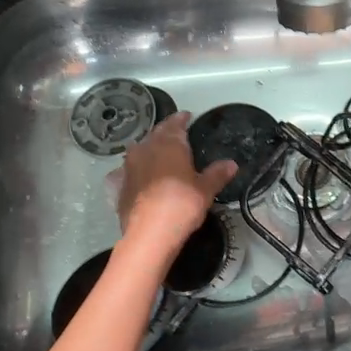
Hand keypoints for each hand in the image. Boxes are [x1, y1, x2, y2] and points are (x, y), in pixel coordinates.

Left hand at [116, 111, 236, 241]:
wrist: (149, 234)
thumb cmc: (182, 204)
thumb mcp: (206, 189)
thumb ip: (217, 174)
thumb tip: (232, 164)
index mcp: (169, 145)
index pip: (175, 125)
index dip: (181, 119)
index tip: (187, 116)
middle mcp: (146, 150)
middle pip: (155, 135)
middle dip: (164, 132)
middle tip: (174, 133)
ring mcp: (129, 168)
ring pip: (138, 150)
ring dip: (147, 148)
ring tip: (156, 151)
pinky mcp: (119, 187)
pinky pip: (125, 171)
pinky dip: (131, 170)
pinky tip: (134, 175)